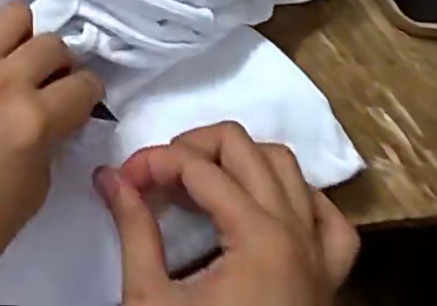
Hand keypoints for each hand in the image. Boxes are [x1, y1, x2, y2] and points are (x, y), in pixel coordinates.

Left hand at [0, 0, 105, 305]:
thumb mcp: (37, 185)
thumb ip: (51, 135)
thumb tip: (58, 106)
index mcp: (34, 121)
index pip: (83, 85)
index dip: (89, 94)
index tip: (82, 99)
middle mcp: (5, 81)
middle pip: (53, 44)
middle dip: (60, 65)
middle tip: (49, 83)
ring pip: (16, 13)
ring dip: (25, 36)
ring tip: (15, 59)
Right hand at [94, 122, 357, 305]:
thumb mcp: (152, 300)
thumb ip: (133, 227)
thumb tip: (108, 175)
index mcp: (260, 238)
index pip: (195, 164)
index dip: (151, 162)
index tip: (121, 181)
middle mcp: (298, 235)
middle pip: (242, 145)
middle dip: (190, 147)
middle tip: (157, 176)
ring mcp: (321, 257)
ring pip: (287, 167)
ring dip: (240, 161)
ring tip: (201, 183)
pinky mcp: (329, 280)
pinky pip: (328, 218)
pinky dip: (295, 198)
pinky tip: (260, 207)